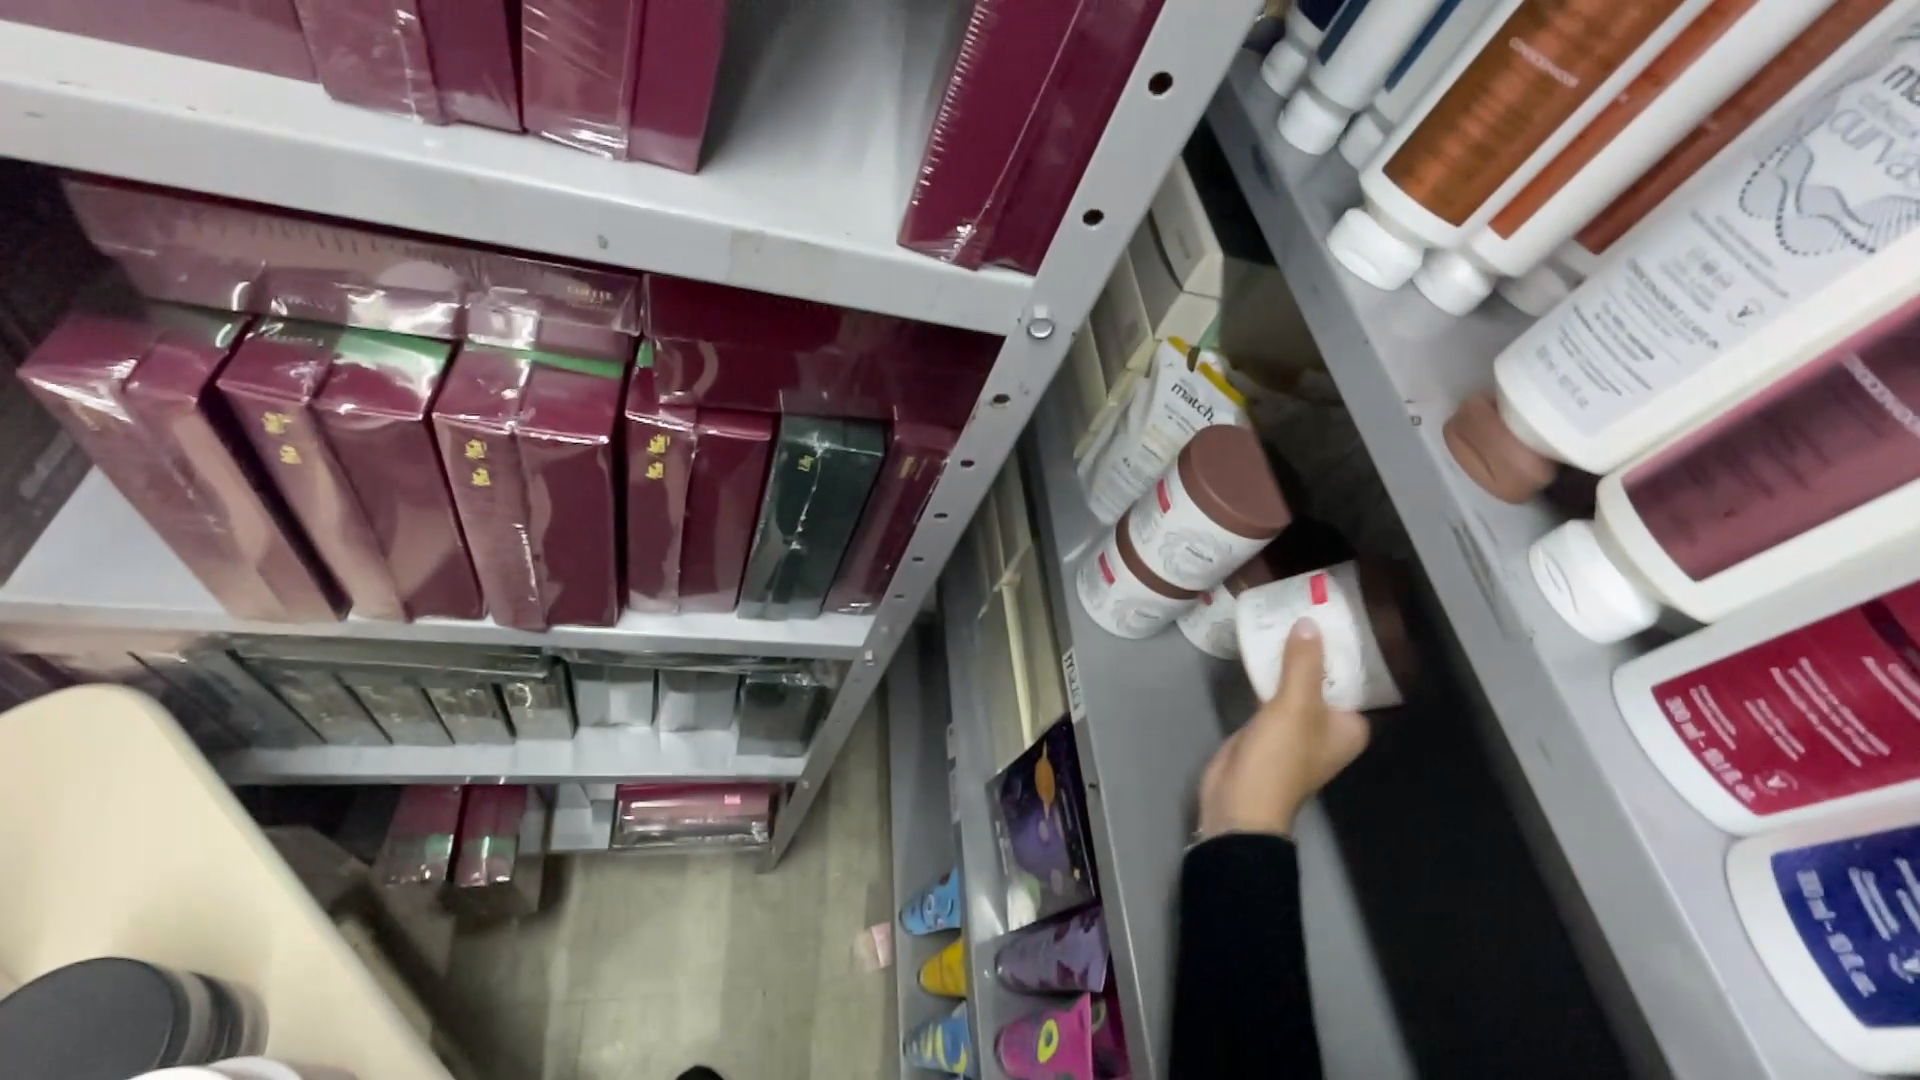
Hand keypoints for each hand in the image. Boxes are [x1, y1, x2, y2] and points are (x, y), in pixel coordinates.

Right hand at [1199, 618, 1370, 838]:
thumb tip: (1310, 622)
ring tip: (1279, 620)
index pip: (1352, 678)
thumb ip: (1304, 663)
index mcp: (1349, 726)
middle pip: (1323, 679)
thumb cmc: (1280, 757)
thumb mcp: (1296, 706)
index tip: (1331, 615)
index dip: (1343, 649)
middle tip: (1301, 608)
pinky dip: (1267, 675)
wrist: (1238, 801)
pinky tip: (1258, 650)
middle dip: (1312, 650)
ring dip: (1287, 660)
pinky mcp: (1267, 729)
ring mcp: (1296, 728)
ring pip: (1296, 685)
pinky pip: (1272, 694)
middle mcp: (1328, 727)